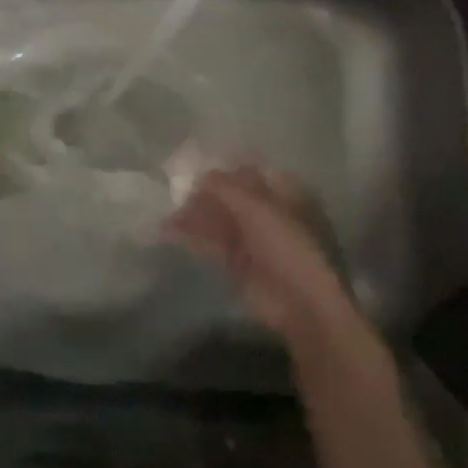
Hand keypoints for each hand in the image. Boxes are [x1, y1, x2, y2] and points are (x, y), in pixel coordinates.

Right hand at [165, 164, 351, 336]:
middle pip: (229, 197)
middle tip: (175, 191)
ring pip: (216, 219)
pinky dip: (190, 236)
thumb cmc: (287, 247)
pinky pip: (209, 243)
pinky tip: (168, 231)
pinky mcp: (235, 263)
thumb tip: (199, 174)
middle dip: (202, 193)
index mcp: (283, 196)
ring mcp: (251, 240)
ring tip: (167, 215)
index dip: (222, 168)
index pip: (249, 172)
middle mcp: (267, 215)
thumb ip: (225, 187)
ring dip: (193, 214)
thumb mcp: (258, 210)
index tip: (193, 163)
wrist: (300, 304)